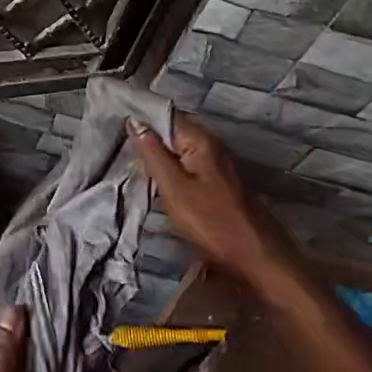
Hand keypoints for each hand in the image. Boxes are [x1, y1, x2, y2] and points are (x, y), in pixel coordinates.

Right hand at [128, 113, 284, 288]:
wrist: (256, 257)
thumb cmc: (212, 222)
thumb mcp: (174, 189)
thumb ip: (153, 154)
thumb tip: (135, 122)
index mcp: (201, 140)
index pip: (166, 115)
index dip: (141, 118)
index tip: (116, 125)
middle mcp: (211, 144)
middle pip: (172, 131)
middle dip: (148, 137)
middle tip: (119, 147)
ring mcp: (216, 163)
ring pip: (179, 149)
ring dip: (158, 155)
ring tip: (132, 163)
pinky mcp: (217, 180)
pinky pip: (187, 164)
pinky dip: (170, 169)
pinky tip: (156, 180)